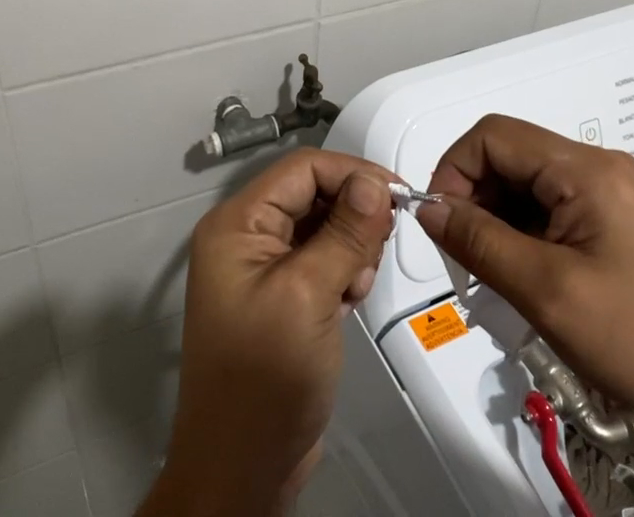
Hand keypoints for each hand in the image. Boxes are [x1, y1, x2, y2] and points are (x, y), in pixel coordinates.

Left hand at [142, 150, 395, 516]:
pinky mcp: (282, 298)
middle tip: (376, 251)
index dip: (351, 174)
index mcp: (236, 226)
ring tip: (354, 287)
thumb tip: (374, 183)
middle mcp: (245, 239)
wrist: (243, 464)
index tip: (397, 195)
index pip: (301, 169)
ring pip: (322, 228)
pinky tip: (348, 301)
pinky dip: (343, 272)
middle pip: (312, 194)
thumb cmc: (265, 379)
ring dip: (350, 248)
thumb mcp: (308, 295)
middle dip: (352, 215)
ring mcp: (263, 270)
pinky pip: (321, 261)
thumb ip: (344, 233)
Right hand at [414, 114, 633, 444]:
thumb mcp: (546, 292)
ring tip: (496, 281)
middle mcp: (602, 169)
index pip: (493, 136)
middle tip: (467, 264)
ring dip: (499, 224)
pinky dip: (528, 238)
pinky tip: (528, 282)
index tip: (441, 228)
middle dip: (475, 201)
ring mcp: (616, 196)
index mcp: (587, 170)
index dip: (453, 172)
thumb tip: (427, 207)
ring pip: (531, 188)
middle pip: (512, 159)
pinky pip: (557, 212)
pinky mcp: (623, 225)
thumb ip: (479, 241)